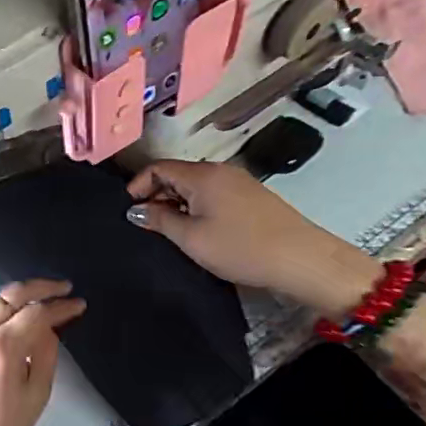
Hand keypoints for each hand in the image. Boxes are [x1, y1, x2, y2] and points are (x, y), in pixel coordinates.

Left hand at [0, 279, 84, 425]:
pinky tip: (13, 322)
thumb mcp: (36, 397)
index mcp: (1, 344)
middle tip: (63, 288)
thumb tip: (48, 329)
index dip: (62, 306)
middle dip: (41, 287)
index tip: (79, 304)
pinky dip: (0, 312)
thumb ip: (46, 355)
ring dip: (19, 298)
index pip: (37, 312)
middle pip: (11, 294)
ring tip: (42, 303)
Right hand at [125, 160, 379, 317]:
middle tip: (146, 225)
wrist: (297, 258)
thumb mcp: (191, 238)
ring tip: (169, 232)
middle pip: (178, 174)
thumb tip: (135, 210)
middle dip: (156, 195)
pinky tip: (198, 231)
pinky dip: (197, 207)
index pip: (158, 167)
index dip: (138, 185)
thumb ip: (160, 220)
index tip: (128, 211)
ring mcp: (239, 182)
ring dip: (177, 203)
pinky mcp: (251, 196)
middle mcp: (220, 170)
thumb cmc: (240, 248)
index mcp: (202, 174)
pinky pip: (214, 194)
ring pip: (196, 185)